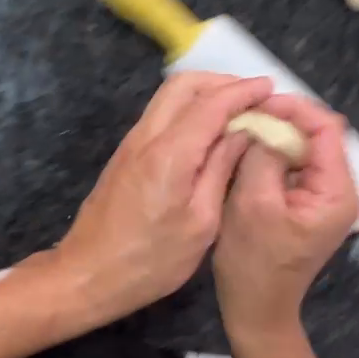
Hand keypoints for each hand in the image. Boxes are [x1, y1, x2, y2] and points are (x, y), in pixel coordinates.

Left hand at [53, 72, 275, 327]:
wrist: (87, 274)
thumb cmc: (151, 260)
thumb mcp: (202, 222)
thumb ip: (222, 169)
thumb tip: (244, 131)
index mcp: (169, 153)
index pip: (211, 103)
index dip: (243, 91)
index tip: (271, 88)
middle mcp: (146, 137)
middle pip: (183, 85)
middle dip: (221, 83)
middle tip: (253, 99)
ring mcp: (131, 144)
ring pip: (168, 98)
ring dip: (203, 95)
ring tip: (236, 114)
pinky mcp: (125, 155)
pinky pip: (160, 116)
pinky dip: (187, 111)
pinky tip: (208, 134)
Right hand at [213, 94, 358, 346]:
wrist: (256, 309)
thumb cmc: (253, 261)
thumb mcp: (252, 201)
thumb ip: (263, 154)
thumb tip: (264, 121)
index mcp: (337, 191)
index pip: (327, 128)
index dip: (294, 109)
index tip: (256, 106)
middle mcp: (340, 191)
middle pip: (318, 136)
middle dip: (282, 122)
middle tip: (244, 119)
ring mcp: (325, 200)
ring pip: (304, 149)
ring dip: (275, 138)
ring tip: (242, 134)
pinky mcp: (308, 206)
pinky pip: (294, 168)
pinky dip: (273, 157)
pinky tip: (248, 157)